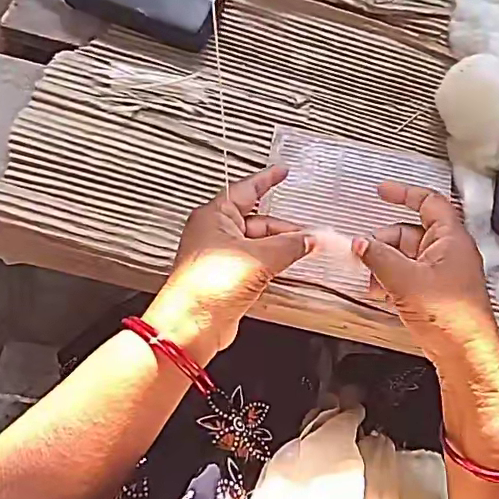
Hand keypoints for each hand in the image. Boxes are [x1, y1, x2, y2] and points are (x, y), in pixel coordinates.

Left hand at [143, 167, 311, 361]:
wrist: (190, 326)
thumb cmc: (205, 287)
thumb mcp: (259, 257)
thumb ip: (289, 245)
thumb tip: (308, 239)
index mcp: (214, 216)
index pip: (246, 188)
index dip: (267, 179)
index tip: (281, 172)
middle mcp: (214, 233)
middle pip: (257, 220)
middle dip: (283, 227)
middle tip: (307, 231)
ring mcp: (219, 256)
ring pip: (257, 243)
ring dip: (279, 246)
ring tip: (302, 249)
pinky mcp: (225, 278)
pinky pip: (255, 262)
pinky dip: (272, 262)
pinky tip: (285, 266)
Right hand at [352, 181, 498, 368]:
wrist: (465, 356)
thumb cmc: (454, 320)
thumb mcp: (406, 281)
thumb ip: (379, 257)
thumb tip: (362, 243)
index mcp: (451, 239)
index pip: (428, 202)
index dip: (404, 193)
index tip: (383, 190)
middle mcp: (450, 252)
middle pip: (410, 232)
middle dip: (385, 242)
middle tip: (366, 251)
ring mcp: (444, 272)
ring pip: (407, 256)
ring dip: (385, 264)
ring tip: (374, 279)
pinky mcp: (437, 292)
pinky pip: (409, 275)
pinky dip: (392, 280)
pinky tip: (382, 293)